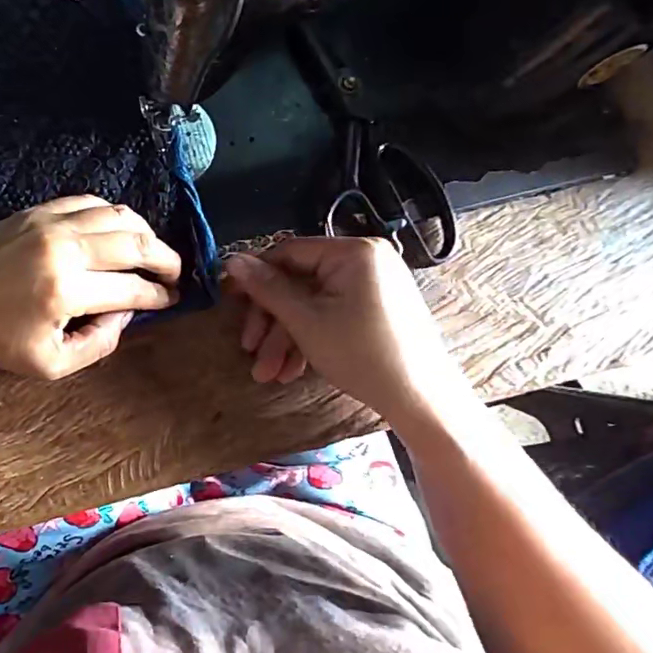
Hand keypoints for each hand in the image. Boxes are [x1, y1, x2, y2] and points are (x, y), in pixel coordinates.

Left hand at [0, 195, 182, 378]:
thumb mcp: (50, 364)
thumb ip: (98, 344)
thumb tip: (126, 313)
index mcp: (66, 291)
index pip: (133, 288)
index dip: (161, 295)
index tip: (173, 298)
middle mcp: (64, 249)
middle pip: (136, 243)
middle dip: (167, 259)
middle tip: (176, 273)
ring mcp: (49, 223)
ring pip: (118, 214)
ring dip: (145, 232)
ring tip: (153, 250)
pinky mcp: (36, 211)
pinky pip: (88, 201)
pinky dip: (112, 214)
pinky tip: (117, 230)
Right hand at [222, 236, 474, 422]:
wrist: (423, 400)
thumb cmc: (362, 355)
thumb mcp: (305, 321)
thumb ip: (267, 288)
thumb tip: (231, 260)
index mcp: (352, 252)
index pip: (287, 253)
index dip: (254, 278)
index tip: (229, 303)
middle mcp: (364, 260)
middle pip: (298, 282)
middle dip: (271, 322)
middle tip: (249, 350)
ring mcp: (372, 284)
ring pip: (312, 303)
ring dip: (285, 338)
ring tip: (268, 373)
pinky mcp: (376, 307)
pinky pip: (331, 313)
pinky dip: (309, 338)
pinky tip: (292, 369)